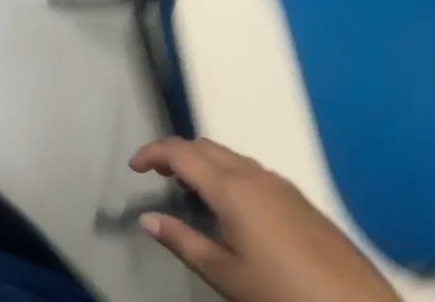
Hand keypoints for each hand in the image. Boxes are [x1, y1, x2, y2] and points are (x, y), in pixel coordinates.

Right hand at [130, 137, 399, 301]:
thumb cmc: (282, 293)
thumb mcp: (224, 274)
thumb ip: (182, 241)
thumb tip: (148, 218)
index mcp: (231, 188)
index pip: (180, 152)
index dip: (152, 152)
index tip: (133, 167)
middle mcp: (254, 175)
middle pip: (205, 146)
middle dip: (176, 153)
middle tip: (156, 176)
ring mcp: (281, 185)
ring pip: (230, 157)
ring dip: (203, 163)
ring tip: (189, 192)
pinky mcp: (300, 200)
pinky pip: (252, 172)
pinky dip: (227, 175)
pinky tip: (230, 209)